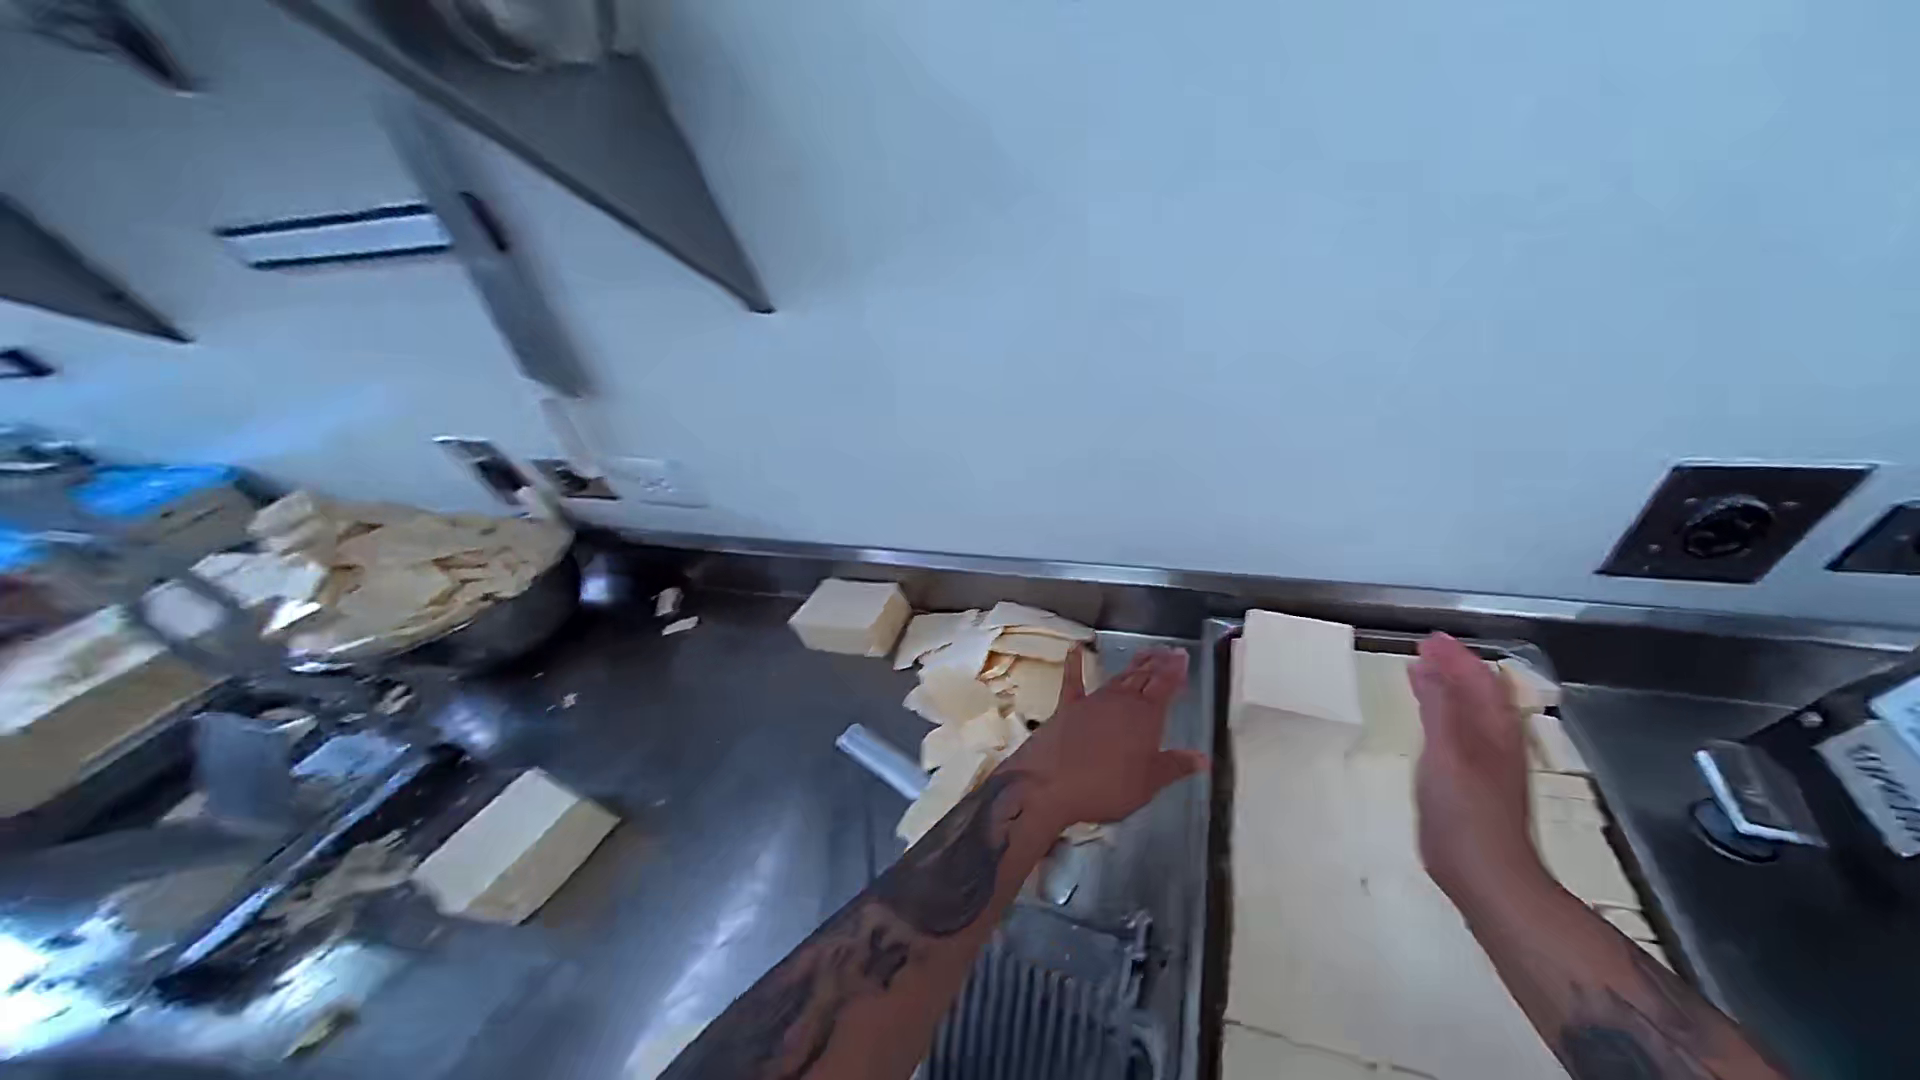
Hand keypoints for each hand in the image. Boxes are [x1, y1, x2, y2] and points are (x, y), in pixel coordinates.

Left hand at [1008, 646, 1207, 830]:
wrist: (1050, 785)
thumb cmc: (1107, 787)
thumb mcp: (1148, 783)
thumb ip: (1174, 766)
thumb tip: (1202, 757)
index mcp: (1145, 717)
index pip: (1165, 686)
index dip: (1175, 670)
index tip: (1182, 656)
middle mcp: (1120, 702)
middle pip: (1142, 677)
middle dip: (1157, 663)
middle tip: (1168, 651)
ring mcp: (1091, 702)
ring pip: (1117, 678)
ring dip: (1131, 665)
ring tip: (1144, 653)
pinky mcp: (1067, 708)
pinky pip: (1073, 681)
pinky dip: (1075, 664)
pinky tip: (1075, 649)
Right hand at [1408, 632, 1544, 901]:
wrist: (1486, 874)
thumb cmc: (1464, 811)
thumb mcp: (1447, 752)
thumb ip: (1440, 708)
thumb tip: (1431, 666)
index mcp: (1493, 731)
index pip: (1478, 681)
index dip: (1456, 657)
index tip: (1429, 638)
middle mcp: (1496, 742)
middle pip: (1479, 694)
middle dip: (1454, 668)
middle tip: (1426, 650)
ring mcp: (1487, 764)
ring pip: (1472, 713)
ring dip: (1450, 689)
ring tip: (1425, 675)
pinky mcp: (1473, 782)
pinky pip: (1460, 732)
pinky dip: (1444, 714)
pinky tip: (1430, 721)